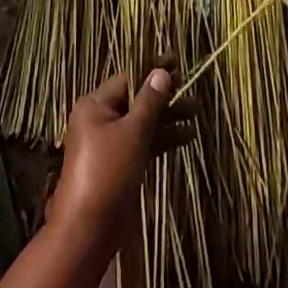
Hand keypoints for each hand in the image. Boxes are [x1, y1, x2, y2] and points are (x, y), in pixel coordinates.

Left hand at [47, 69, 193, 239]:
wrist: (90, 224)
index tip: (178, 64)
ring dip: (166, 118)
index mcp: (94, 104)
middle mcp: (99, 119)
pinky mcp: (119, 163)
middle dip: (164, 97)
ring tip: (196, 113)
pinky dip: (161, 139)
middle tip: (194, 93)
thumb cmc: (107, 170)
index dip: (152, 72)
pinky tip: (186, 137)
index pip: (127, 79)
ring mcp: (108, 142)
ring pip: (141, 123)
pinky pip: (142, 143)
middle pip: (135, 100)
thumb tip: (161, 72)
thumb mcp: (132, 132)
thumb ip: (149, 102)